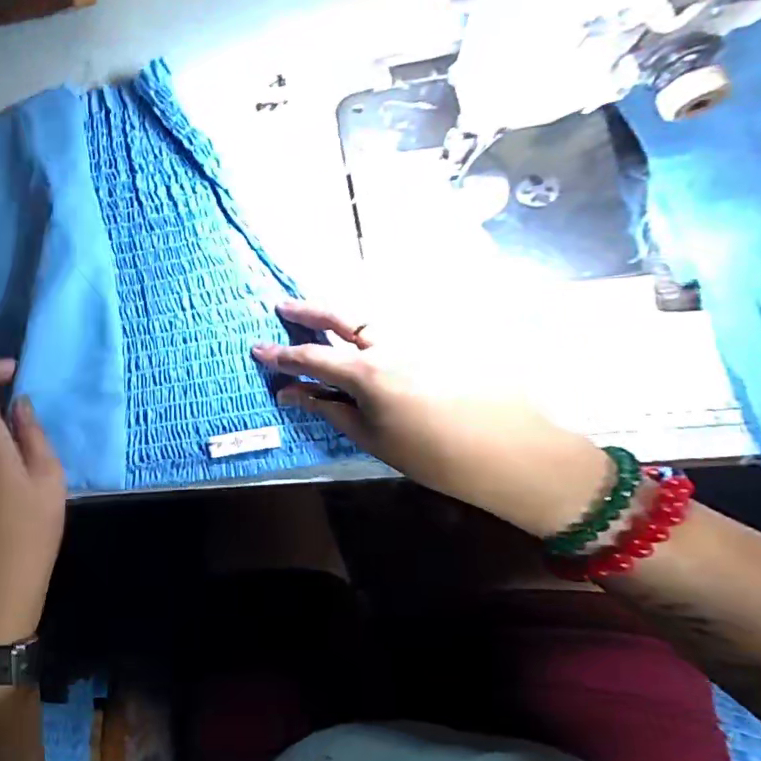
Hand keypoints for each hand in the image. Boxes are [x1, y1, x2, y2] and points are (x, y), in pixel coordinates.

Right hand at [252, 300, 610, 537]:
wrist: (502, 450)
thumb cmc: (428, 454)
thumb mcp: (370, 437)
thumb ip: (328, 409)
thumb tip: (291, 393)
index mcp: (365, 372)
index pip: (312, 357)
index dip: (281, 356)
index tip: (258, 349)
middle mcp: (387, 345)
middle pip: (339, 318)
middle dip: (307, 311)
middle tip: (283, 306)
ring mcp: (415, 339)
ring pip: (369, 318)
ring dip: (341, 316)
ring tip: (322, 319)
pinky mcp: (437, 341)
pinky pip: (396, 328)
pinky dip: (373, 329)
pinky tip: (369, 338)